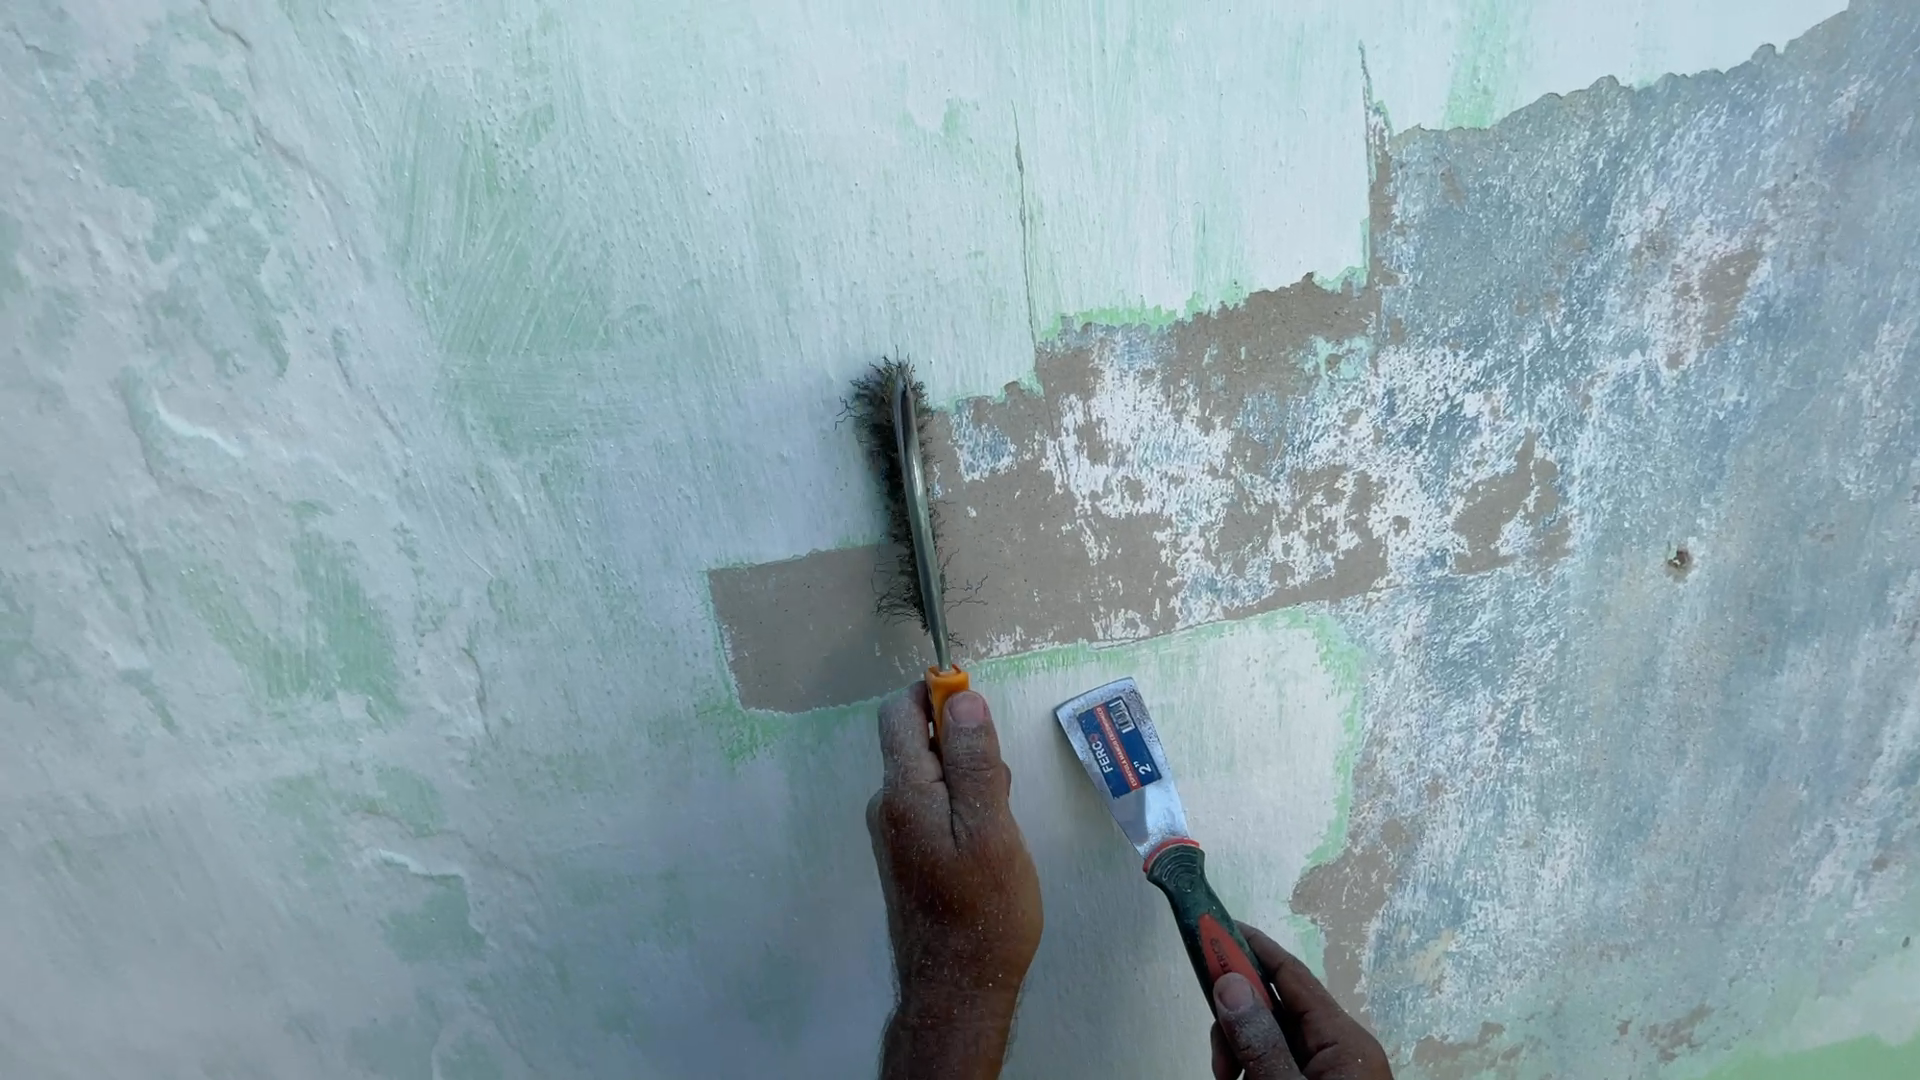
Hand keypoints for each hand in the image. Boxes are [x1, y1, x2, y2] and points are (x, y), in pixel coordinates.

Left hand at [869, 685, 1042, 1078]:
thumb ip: (975, 760)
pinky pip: (932, 801)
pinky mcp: (906, 848)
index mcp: (903, 790)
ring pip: (931, 772)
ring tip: (997, 824)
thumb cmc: (983, 908)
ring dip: (967, 778)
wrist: (958, 989)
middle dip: (962, 744)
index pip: (901, 712)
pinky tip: (984, 842)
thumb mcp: (990, 827)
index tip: (977, 713)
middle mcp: (888, 802)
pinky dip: (960, 804)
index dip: (936, 695)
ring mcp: (894, 827)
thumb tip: (962, 697)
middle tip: (999, 788)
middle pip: (919, 739)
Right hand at [1210, 923, 1393, 1079]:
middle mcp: (1339, 1045)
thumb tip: (1230, 981)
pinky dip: (1252, 1063)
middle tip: (1215, 1046)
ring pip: (1268, 1033)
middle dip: (1235, 1016)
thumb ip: (1260, 1041)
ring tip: (1226, 1076)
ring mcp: (1330, 1067)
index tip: (1210, 925)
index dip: (1249, 944)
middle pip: (1273, 1005)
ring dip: (1239, 1046)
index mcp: (1344, 1038)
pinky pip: (1277, 1058)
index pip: (1289, 971)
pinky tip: (1238, 1079)